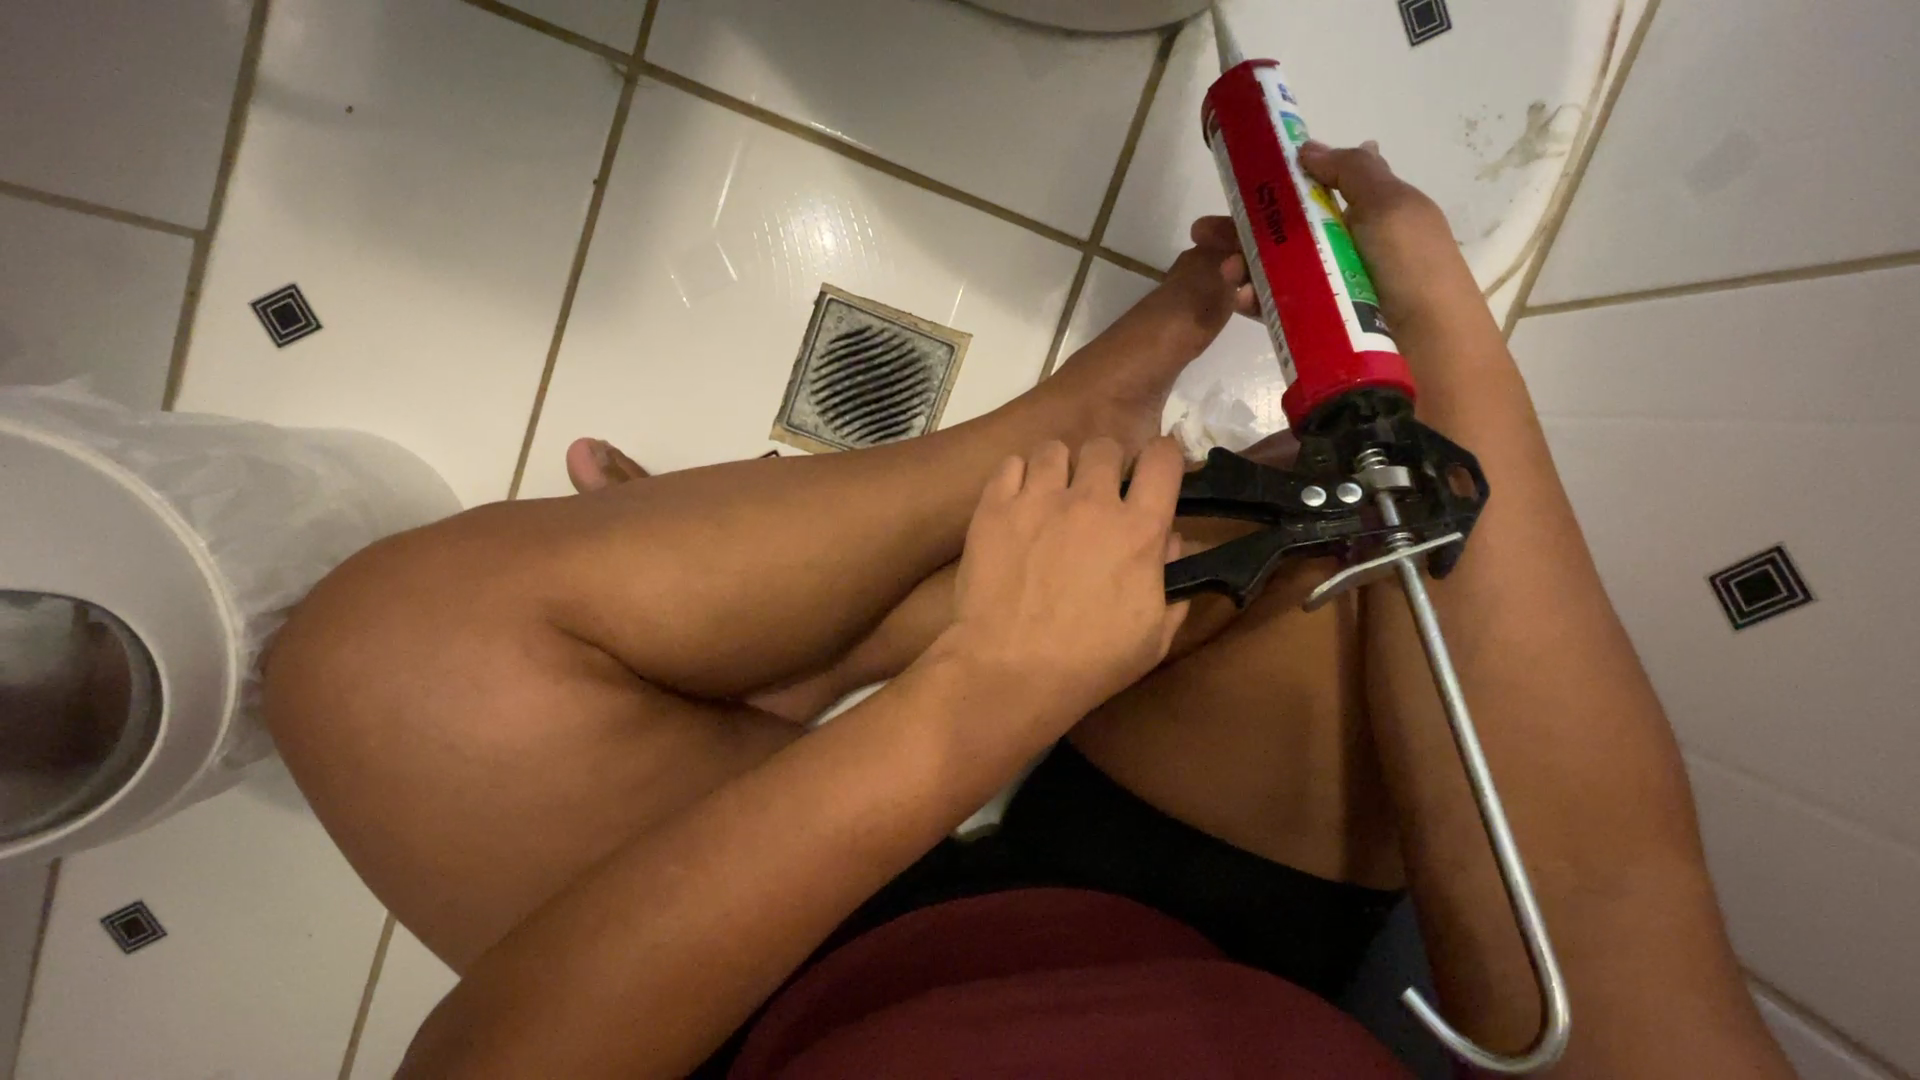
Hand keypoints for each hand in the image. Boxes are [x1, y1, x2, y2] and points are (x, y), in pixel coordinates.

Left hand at [938, 437, 1190, 730]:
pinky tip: (1017, 503)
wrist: (1010, 670)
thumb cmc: (1089, 664)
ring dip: (1059, 468)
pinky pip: (1009, 465)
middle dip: (1106, 463)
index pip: (1163, 459)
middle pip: (1105, 446)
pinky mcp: (994, 508)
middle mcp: (1091, 501)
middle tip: (1097, 491)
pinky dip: (1016, 478)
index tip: (1156, 470)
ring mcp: (1038, 500)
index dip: (1164, 456)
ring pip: (1054, 449)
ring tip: (1051, 494)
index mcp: (1139, 530)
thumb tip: (1172, 543)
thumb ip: (1172, 585)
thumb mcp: (1153, 637)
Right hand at [1193, 139, 1479, 339]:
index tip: (1237, 188)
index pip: (1309, 198)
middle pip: (1280, 236)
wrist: (1429, 350)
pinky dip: (1254, 301)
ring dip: (1242, 266)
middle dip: (1240, 231)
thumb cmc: (1413, 268)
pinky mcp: (1311, 327)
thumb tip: (1307, 149)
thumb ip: (1352, 172)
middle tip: (1201, 234)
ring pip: (1272, 273)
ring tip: (1224, 272)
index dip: (1272, 191)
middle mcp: (1342, 251)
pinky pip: (1274, 309)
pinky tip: (1240, 299)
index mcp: (1364, 218)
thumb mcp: (1392, 205)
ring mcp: (1324, 292)